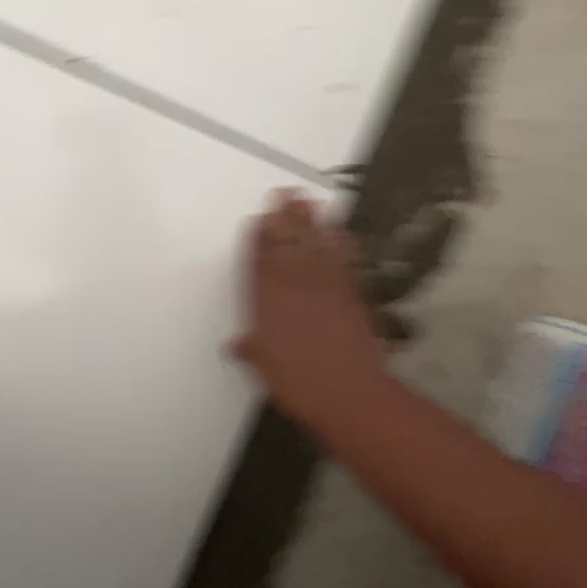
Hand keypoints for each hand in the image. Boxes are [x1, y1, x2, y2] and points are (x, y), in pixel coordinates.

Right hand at [231, 190, 388, 427]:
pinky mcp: (351, 293)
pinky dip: (341, 244)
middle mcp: (295, 286)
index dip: (258, 238)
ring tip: (307, 201)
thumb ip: (251, 349)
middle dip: (284, 218)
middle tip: (284, 194)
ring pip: (315, 245)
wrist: (349, 393)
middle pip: (287, 243)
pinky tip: (340, 232)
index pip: (260, 261)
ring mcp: (325, 286)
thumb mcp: (265, 367)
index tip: (258, 219)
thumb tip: (235, 346)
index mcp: (268, 300)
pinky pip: (344, 260)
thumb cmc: (298, 382)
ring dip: (311, 222)